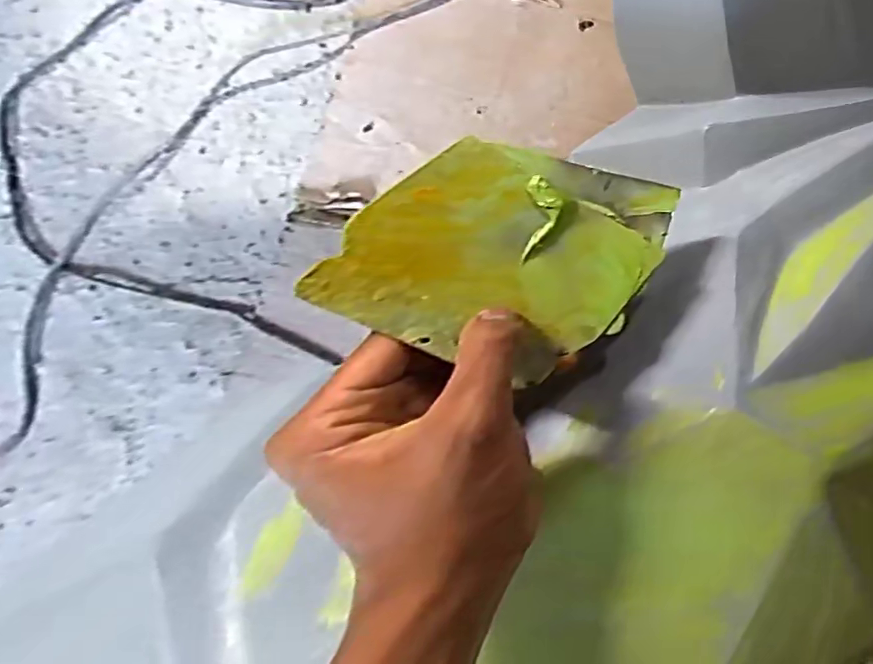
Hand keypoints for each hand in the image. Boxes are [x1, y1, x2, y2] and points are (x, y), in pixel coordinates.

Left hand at [266, 311, 540, 613]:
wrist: (464, 587)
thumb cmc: (449, 512)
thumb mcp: (468, 428)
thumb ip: (484, 358)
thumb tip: (499, 307)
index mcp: (328, 421)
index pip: (392, 342)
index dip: (446, 313)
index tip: (498, 284)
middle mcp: (353, 419)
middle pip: (422, 353)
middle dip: (476, 333)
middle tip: (528, 298)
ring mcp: (397, 428)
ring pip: (451, 369)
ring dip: (496, 352)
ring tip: (542, 320)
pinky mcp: (435, 437)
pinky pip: (467, 391)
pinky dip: (503, 375)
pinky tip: (544, 354)